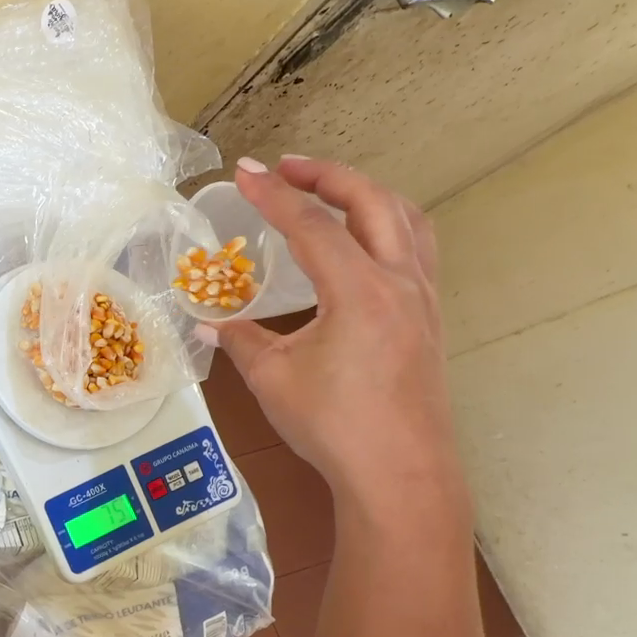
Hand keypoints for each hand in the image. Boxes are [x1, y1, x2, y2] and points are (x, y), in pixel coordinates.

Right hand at [208, 156, 462, 513]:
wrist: (397, 468)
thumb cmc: (331, 422)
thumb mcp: (272, 377)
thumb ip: (241, 340)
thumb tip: (209, 324)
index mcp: (359, 291)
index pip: (311, 226)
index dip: (273, 196)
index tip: (244, 172)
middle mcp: (399, 281)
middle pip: (372, 202)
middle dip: (327, 176)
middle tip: (285, 168)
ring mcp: (422, 296)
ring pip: (404, 218)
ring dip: (364, 194)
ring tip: (326, 191)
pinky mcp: (427, 315)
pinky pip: (414, 247)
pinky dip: (385, 224)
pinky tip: (361, 240)